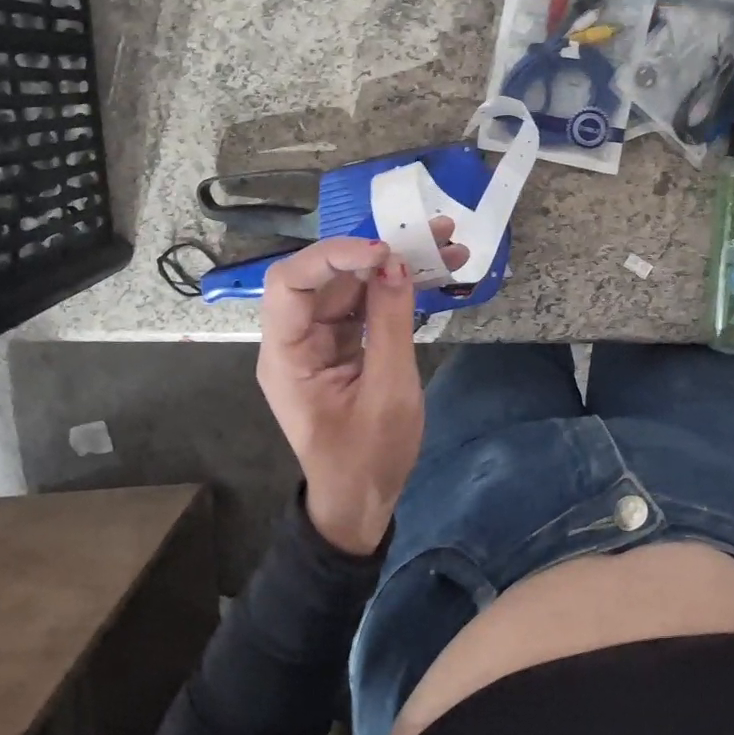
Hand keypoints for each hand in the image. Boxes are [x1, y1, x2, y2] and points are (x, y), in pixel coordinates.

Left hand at [255, 225, 467, 554]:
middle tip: (432, 232)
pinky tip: (437, 274)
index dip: (333, 257)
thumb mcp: (388, 392)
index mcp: (286, 355)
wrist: (363, 502)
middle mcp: (297, 340)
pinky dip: (399, 289)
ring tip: (446, 244)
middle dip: (377, 251)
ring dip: (395, 264)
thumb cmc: (368, 457)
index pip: (290, 283)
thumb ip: (391, 324)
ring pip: (352, 286)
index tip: (384, 252)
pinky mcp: (346, 346)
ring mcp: (321, 341)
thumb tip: (396, 266)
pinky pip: (367, 305)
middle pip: (327, 277)